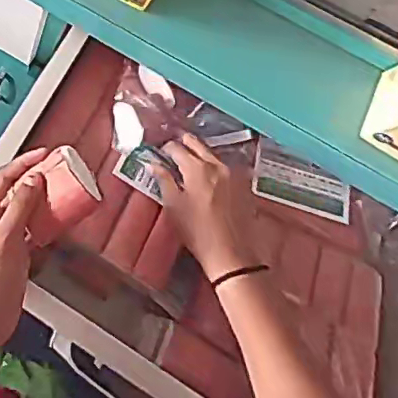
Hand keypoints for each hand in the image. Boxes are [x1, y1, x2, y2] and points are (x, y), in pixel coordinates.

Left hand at [0, 148, 51, 351]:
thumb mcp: (4, 237)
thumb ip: (20, 207)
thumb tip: (33, 181)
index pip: (5, 178)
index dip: (24, 163)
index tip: (44, 153)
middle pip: (18, 191)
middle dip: (37, 179)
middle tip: (58, 170)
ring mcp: (6, 237)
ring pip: (28, 210)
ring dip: (44, 200)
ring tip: (63, 190)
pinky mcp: (18, 253)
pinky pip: (35, 229)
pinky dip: (47, 222)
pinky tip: (58, 219)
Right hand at [154, 135, 255, 279]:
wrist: (231, 254)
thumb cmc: (197, 231)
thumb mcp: (174, 206)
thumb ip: (164, 180)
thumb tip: (154, 164)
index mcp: (197, 169)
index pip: (177, 148)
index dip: (166, 148)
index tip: (160, 153)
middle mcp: (217, 165)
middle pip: (198, 144)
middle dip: (184, 143)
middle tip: (174, 148)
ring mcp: (233, 173)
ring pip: (213, 154)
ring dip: (200, 153)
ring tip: (189, 160)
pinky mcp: (244, 184)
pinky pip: (226, 166)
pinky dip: (214, 165)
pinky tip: (209, 174)